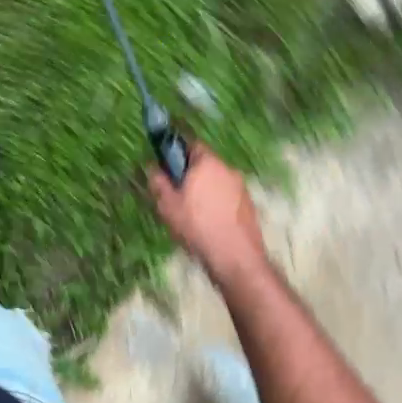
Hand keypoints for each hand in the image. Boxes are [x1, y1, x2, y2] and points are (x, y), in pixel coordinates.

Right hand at [147, 141, 268, 285]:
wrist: (236, 258)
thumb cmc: (197, 225)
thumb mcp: (168, 205)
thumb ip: (158, 181)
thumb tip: (152, 166)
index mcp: (207, 162)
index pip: (192, 144)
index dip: (178, 154)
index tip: (169, 170)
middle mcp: (227, 168)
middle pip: (205, 164)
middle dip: (192, 175)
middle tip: (178, 195)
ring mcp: (242, 187)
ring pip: (217, 182)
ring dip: (206, 191)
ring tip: (194, 214)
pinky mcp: (250, 205)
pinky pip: (228, 197)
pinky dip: (219, 204)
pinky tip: (210, 224)